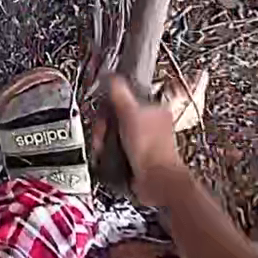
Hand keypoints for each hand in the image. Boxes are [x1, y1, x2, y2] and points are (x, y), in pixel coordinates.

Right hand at [105, 76, 189, 205]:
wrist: (155, 181)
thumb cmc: (151, 148)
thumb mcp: (129, 111)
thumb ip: (119, 91)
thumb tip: (110, 76)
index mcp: (154, 109)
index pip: (126, 96)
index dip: (111, 102)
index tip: (104, 108)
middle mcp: (150, 124)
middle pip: (116, 115)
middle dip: (104, 124)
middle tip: (102, 130)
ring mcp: (142, 141)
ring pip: (114, 132)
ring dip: (104, 138)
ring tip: (102, 145)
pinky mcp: (135, 157)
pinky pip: (114, 147)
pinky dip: (108, 150)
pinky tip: (105, 153)